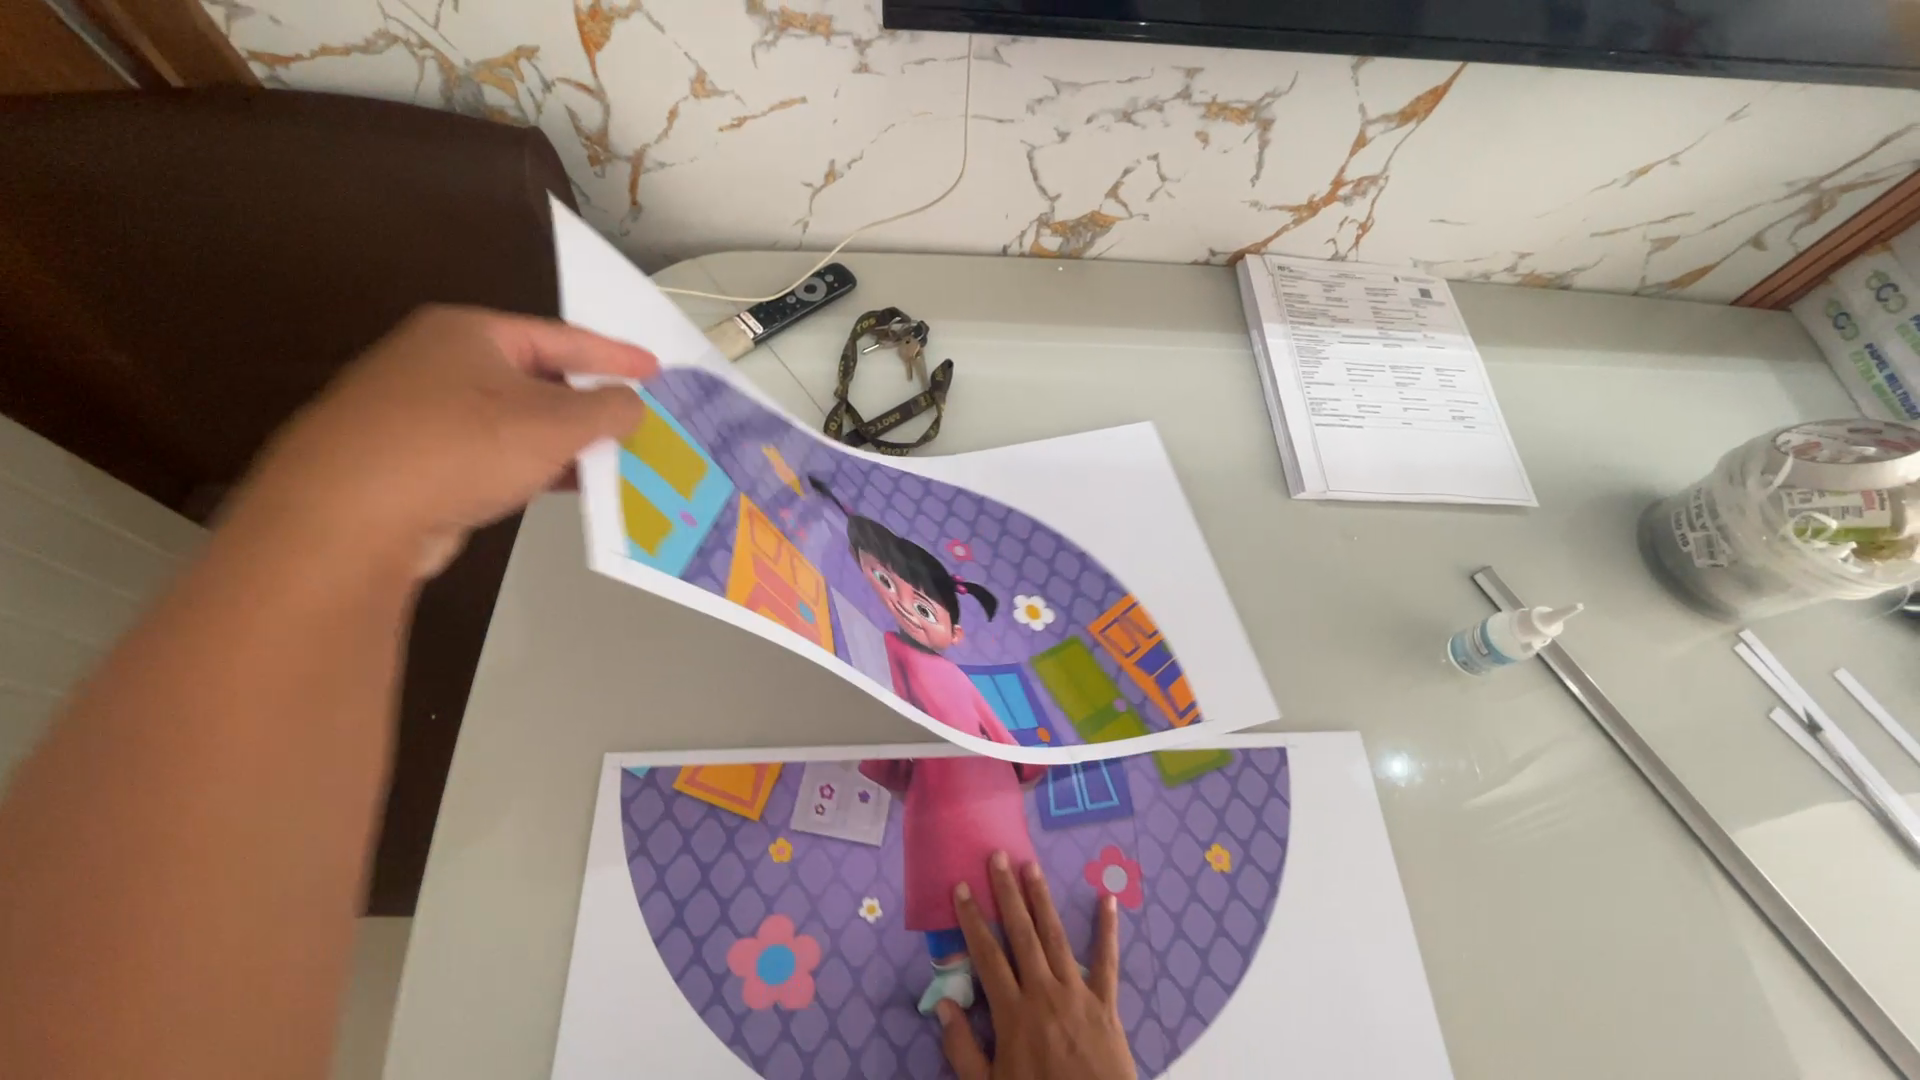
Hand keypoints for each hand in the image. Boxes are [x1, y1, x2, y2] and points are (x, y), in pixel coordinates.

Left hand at [234, 305, 656, 576]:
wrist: (348, 515)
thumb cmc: (461, 447)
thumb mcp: (554, 424)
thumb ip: (607, 409)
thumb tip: (632, 404)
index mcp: (469, 332)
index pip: (560, 336)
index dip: (614, 354)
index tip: (655, 369)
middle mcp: (439, 362)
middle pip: (536, 377)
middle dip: (588, 403)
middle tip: (634, 419)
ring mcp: (418, 411)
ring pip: (513, 419)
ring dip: (563, 440)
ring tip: (610, 458)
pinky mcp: (410, 459)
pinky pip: (489, 452)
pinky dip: (531, 464)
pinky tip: (562, 485)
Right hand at [941, 852, 1134, 1079]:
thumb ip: (962, 1048)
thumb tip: (942, 1005)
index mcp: (1012, 1013)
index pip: (987, 955)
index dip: (972, 919)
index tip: (961, 888)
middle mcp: (1043, 993)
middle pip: (1021, 934)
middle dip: (1008, 894)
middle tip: (998, 857)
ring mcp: (1077, 994)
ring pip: (1056, 937)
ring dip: (1043, 900)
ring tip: (1032, 867)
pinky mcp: (1106, 1004)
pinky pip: (1107, 962)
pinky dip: (1108, 930)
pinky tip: (1109, 899)